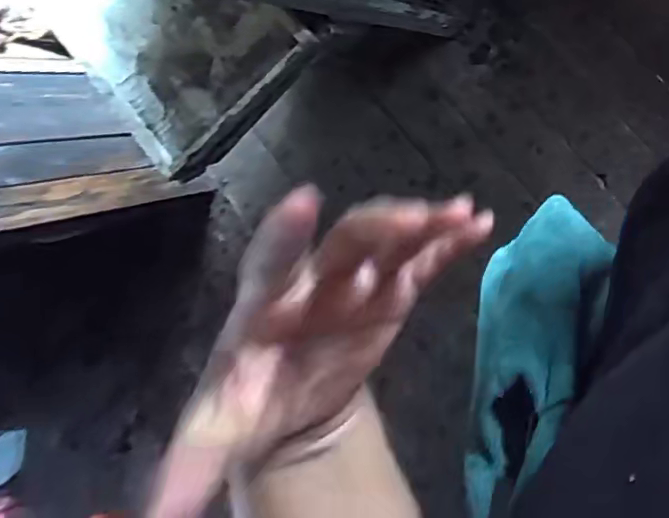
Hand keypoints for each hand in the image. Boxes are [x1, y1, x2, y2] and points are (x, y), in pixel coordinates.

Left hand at [148, 187, 493, 517]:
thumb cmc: (252, 401)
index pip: (273, 257)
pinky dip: (451, 242)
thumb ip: (189, 469)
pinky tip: (480, 224)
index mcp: (268, 300)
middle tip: (413, 218)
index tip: (306, 200)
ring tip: (460, 210)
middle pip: (349, 238)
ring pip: (393, 239)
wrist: (293, 400)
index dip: (287, 231)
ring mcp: (361, 277)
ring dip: (426, 222)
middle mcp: (318, 275)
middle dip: (380, 225)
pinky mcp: (393, 288)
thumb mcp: (217, 433)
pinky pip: (425, 260)